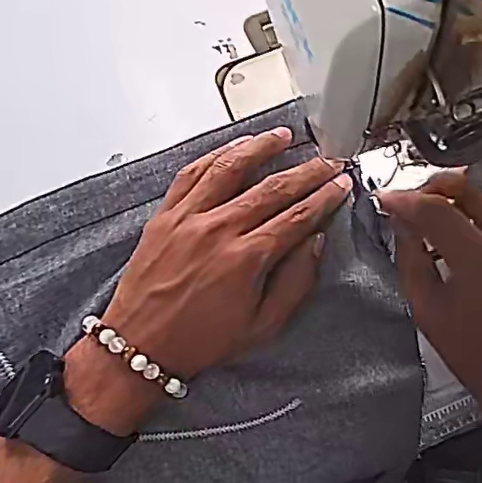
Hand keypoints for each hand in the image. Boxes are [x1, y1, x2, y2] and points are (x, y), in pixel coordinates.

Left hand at [65, 126, 351, 433]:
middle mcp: (217, 231)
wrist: (141, 345)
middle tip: (327, 161)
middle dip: (307, 171)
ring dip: (261, 148)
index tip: (340, 185)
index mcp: (245, 259)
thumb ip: (294, 283)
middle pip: (273, 187)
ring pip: (230, 168)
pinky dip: (216, 155)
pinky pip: (192, 174)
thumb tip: (315, 244)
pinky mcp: (165, 216)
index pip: (297, 216)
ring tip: (283, 136)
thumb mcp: (261, 326)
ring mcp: (188, 218)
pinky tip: (233, 148)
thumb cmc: (199, 340)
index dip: (325, 197)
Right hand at [380, 170, 481, 422]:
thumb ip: (411, 259)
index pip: (437, 209)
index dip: (406, 200)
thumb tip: (404, 226)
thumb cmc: (481, 355)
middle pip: (475, 182)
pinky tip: (476, 224)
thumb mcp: (427, 310)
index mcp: (481, 263)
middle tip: (419, 201)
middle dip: (438, 185)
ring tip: (450, 208)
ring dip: (471, 189)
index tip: (391, 201)